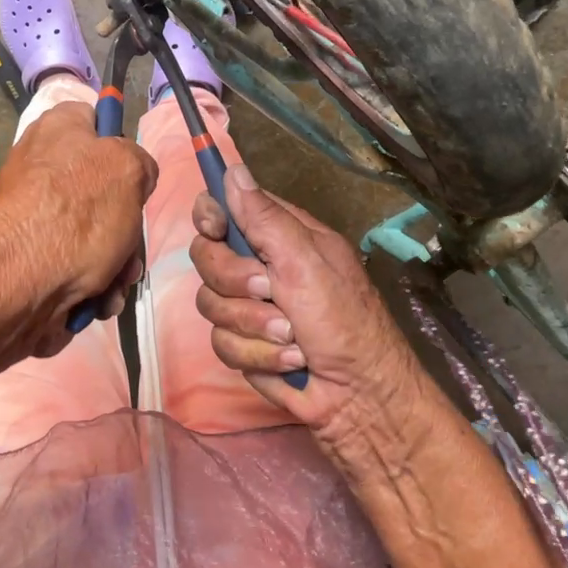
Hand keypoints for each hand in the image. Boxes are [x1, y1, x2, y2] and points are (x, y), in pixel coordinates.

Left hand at [0, 101, 157, 357]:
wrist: (17, 282)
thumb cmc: (77, 214)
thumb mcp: (128, 168)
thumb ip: (138, 160)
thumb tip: (131, 174)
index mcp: (58, 127)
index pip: (96, 118)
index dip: (120, 144)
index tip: (133, 175)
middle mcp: (42, 163)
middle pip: (103, 186)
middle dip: (125, 225)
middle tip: (130, 248)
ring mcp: (35, 210)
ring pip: (96, 230)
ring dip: (115, 261)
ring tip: (115, 282)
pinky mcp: (32, 251)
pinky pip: (76, 261)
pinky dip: (93, 282)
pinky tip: (98, 299)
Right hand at [188, 166, 432, 444]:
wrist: (360, 399)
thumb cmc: (344, 321)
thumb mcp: (306, 261)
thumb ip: (264, 217)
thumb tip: (232, 169)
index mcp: (278, 236)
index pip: (224, 209)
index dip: (211, 217)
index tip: (216, 230)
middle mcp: (259, 266)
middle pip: (206, 256)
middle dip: (234, 281)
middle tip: (269, 292)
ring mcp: (248, 307)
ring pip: (210, 303)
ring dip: (252, 325)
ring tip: (291, 338)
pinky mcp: (244, 345)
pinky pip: (221, 342)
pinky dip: (256, 354)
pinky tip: (288, 362)